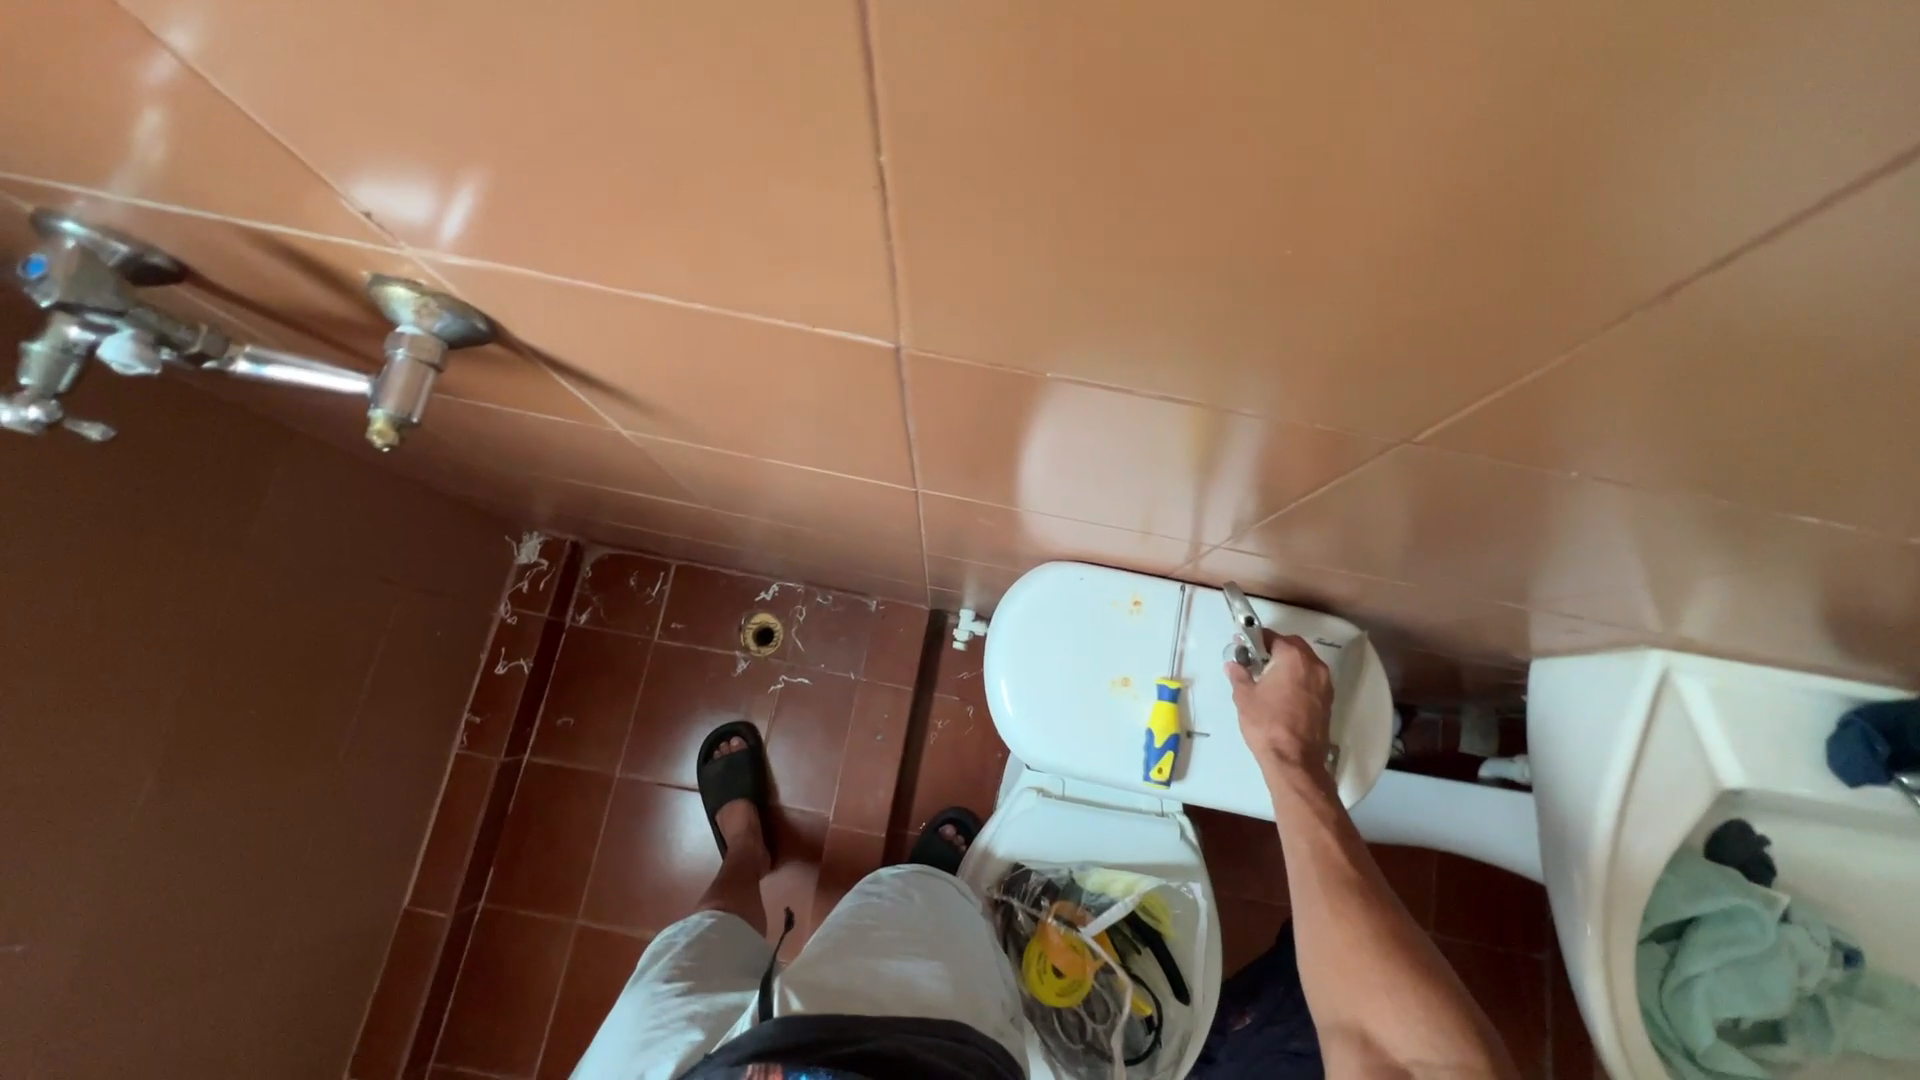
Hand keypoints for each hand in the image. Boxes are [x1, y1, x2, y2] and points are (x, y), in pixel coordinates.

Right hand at [1225, 630, 1333, 774]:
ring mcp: (1325, 684)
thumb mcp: (1244, 697)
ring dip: (1288, 664)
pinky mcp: (1328, 701)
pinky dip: (1298, 679)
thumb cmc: (1266, 724)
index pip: (1273, 637)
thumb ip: (1239, 675)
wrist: (1294, 760)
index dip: (1255, 639)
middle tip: (1255, 661)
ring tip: (1268, 678)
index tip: (1242, 646)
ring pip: (1305, 663)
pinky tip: (1282, 693)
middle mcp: (1314, 665)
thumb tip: (1234, 664)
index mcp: (1293, 658)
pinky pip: (1311, 679)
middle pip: (1293, 646)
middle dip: (1274, 649)